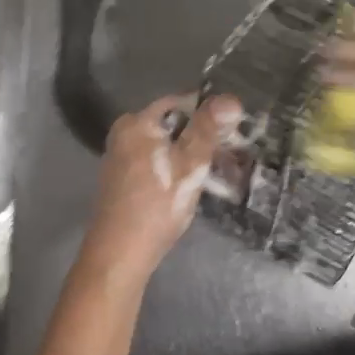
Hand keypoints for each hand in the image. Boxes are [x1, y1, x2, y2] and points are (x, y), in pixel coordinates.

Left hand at [81, 93, 241, 281]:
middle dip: (206, 137)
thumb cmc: (156, 206)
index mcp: (137, 123)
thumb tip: (231, 98)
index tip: (236, 130)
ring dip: (196, 155)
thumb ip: (208, 129)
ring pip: (169, 145)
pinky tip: (199, 183)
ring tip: (225, 170)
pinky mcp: (126, 178)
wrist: (119, 256)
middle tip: (235, 153)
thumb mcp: (190, 165)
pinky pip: (160, 161)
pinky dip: (180, 167)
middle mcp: (125, 133)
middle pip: (176, 124)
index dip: (212, 113)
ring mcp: (123, 156)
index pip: (183, 101)